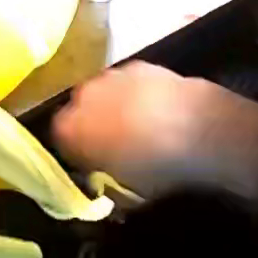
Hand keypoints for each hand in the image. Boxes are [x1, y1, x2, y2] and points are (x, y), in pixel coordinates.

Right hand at [53, 62, 257, 197]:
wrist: (199, 129)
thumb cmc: (157, 168)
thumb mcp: (125, 193)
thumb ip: (102, 187)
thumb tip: (101, 186)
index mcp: (69, 130)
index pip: (58, 140)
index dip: (75, 153)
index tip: (91, 164)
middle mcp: (81, 96)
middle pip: (78, 111)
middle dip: (91, 125)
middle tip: (113, 146)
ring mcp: (109, 76)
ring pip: (102, 94)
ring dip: (112, 107)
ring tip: (137, 126)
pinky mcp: (136, 64)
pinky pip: (126, 83)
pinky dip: (134, 94)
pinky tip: (155, 109)